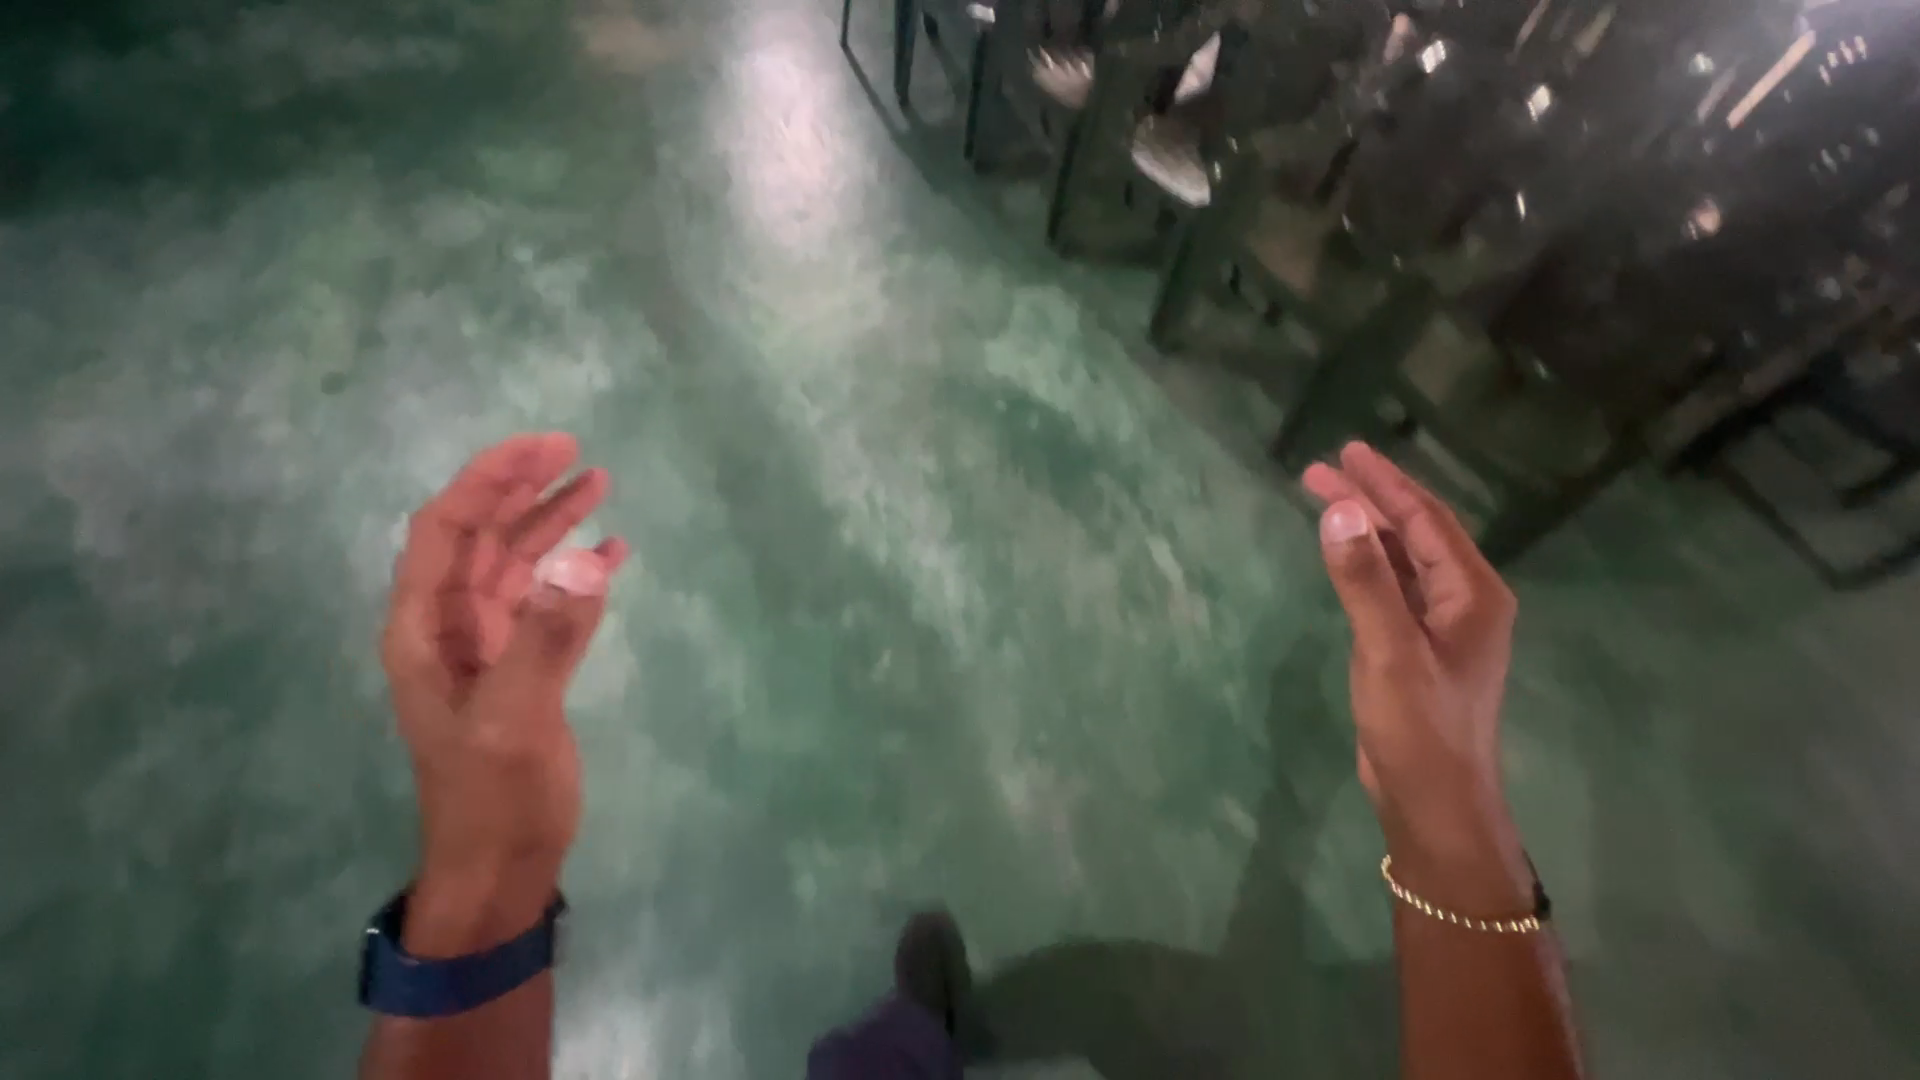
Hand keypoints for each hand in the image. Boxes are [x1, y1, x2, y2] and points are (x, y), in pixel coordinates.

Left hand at [381, 433, 626, 946]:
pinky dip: (579, 571)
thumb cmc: (494, 796)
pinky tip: (614, 551)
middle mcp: (451, 627)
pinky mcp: (526, 665)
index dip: (490, 480)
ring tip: (601, 483)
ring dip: (554, 523)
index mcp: (426, 630)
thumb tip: (585, 558)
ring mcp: (490, 646)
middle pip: (482, 536)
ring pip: (518, 564)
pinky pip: (550, 601)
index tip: (546, 448)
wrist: (502, 863)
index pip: (447, 531)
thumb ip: (545, 637)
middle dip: (523, 488)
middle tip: (577, 451)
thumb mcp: (516, 718)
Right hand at [1303, 442, 1529, 911]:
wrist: (1434, 799)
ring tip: (1325, 498)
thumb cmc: (1419, 726)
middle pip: (1414, 532)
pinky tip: (1345, 553)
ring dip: (1366, 527)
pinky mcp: (1417, 645)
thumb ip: (1363, 580)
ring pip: (1402, 558)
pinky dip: (1366, 561)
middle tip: (1321, 470)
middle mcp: (1464, 600)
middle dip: (1370, 498)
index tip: (1346, 451)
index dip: (1385, 482)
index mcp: (1472, 593)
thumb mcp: (1388, 650)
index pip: (1424, 520)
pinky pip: (1393, 586)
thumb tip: (1339, 511)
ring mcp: (1441, 625)